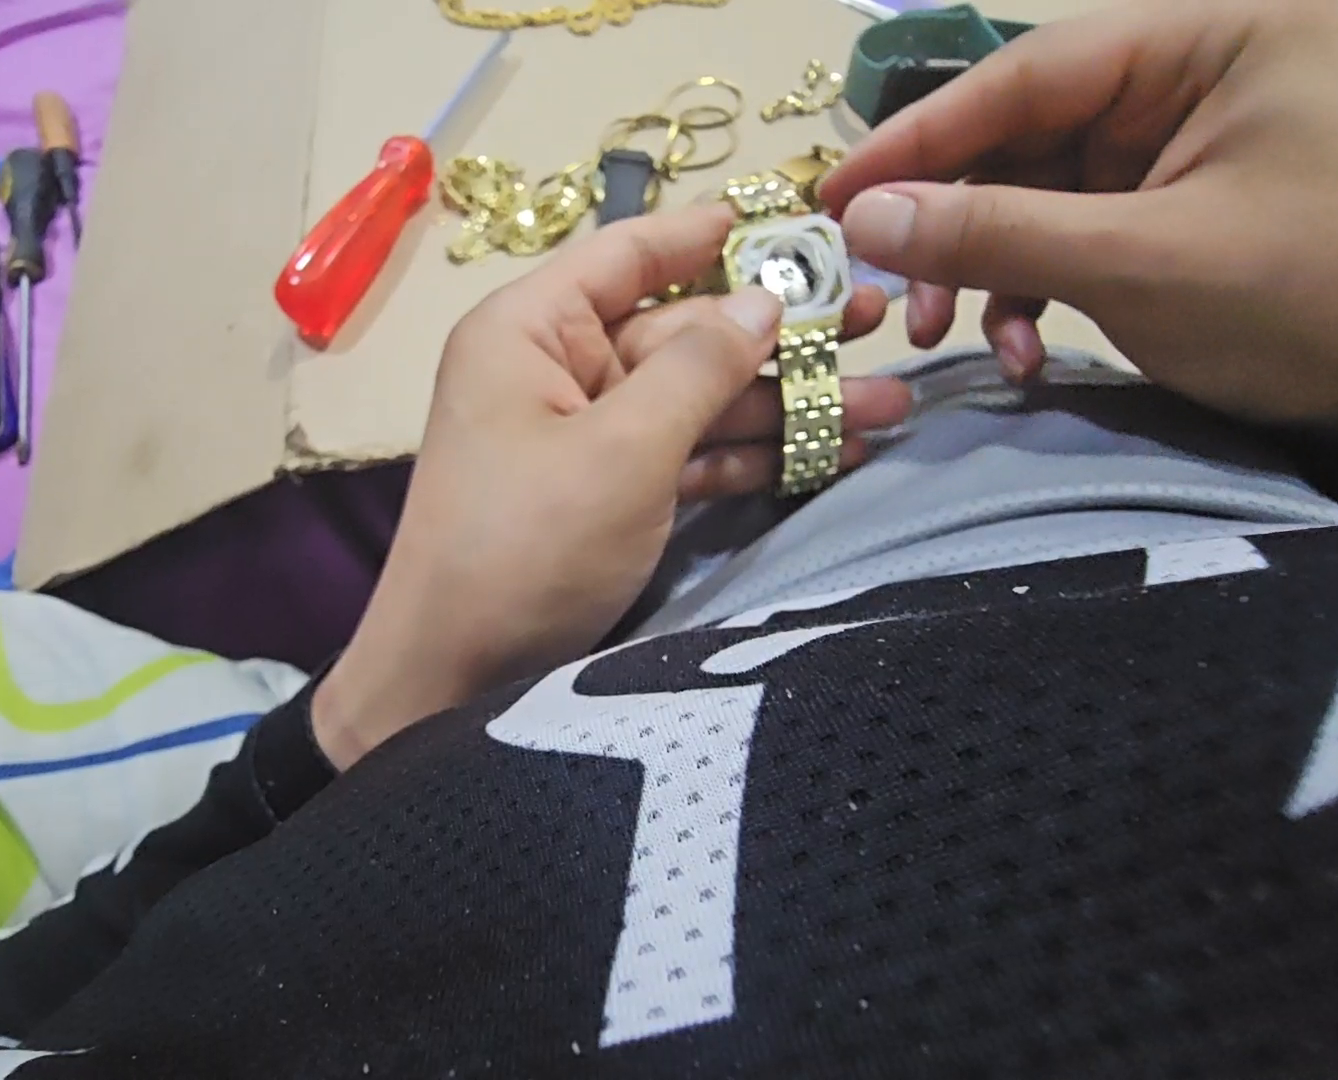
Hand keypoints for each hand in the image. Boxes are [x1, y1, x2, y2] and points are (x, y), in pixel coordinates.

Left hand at [312, 203, 912, 766]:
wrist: (455, 672)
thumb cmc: (527, 546)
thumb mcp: (620, 449)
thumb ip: (697, 369)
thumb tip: (763, 301)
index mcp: (532, 330)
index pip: (629, 256)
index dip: (713, 235)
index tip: (799, 221)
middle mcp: (556, 371)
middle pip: (678, 334)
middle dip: (776, 339)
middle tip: (878, 322)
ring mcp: (584, 437)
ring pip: (692, 404)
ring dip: (780, 409)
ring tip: (882, 407)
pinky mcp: (608, 495)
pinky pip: (683, 459)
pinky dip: (745, 461)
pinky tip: (824, 456)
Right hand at [817, 0, 1337, 427]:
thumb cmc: (1318, 306)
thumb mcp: (1139, 265)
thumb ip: (993, 233)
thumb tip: (863, 216)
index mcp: (1209, 43)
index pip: (1025, 75)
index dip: (916, 137)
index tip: (832, 196)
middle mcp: (1181, 87)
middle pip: (1013, 144)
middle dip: (946, 227)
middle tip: (883, 290)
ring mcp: (1165, 158)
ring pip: (1021, 203)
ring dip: (973, 275)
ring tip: (940, 337)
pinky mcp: (1153, 221)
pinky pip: (1052, 246)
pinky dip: (1020, 301)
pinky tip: (1021, 353)